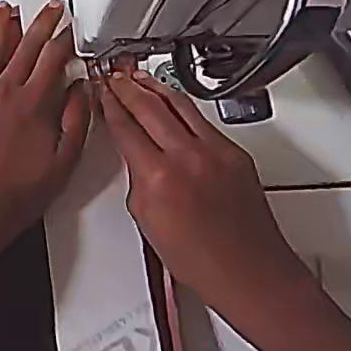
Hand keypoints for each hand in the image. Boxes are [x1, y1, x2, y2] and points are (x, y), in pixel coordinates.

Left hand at [0, 1, 91, 274]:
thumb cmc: (13, 195)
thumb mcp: (63, 164)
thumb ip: (76, 122)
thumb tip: (82, 90)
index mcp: (34, 105)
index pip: (54, 60)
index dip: (65, 40)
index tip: (71, 29)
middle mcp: (5, 91)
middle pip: (27, 46)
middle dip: (42, 22)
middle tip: (51, 8)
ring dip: (0, 23)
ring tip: (7, 8)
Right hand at [100, 70, 311, 313]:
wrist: (249, 273)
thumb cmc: (201, 259)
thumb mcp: (146, 217)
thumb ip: (136, 177)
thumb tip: (134, 154)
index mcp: (158, 176)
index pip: (124, 126)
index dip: (108, 104)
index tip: (101, 94)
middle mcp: (189, 157)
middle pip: (148, 105)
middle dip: (126, 88)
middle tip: (113, 78)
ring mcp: (216, 152)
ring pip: (178, 103)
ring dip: (153, 86)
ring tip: (138, 77)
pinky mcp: (236, 153)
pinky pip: (201, 118)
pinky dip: (180, 104)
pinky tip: (170, 100)